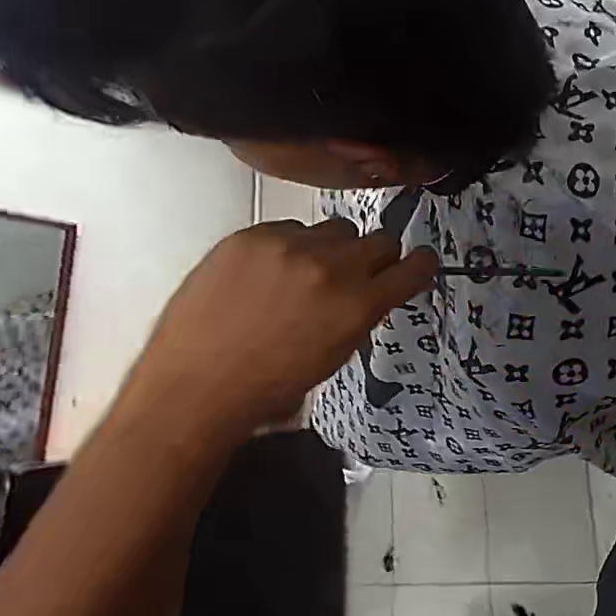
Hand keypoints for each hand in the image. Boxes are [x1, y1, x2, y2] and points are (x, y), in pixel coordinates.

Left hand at [123, 218, 437, 436]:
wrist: (194, 388)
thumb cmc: (269, 384)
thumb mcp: (339, 352)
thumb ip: (364, 312)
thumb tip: (374, 289)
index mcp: (359, 304)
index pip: (414, 266)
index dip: (421, 264)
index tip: (418, 263)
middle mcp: (331, 269)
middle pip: (381, 240)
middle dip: (376, 257)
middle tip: (356, 274)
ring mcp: (289, 248)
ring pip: (337, 228)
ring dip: (333, 248)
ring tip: (304, 274)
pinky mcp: (250, 237)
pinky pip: (290, 227)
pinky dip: (288, 246)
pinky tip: (268, 274)